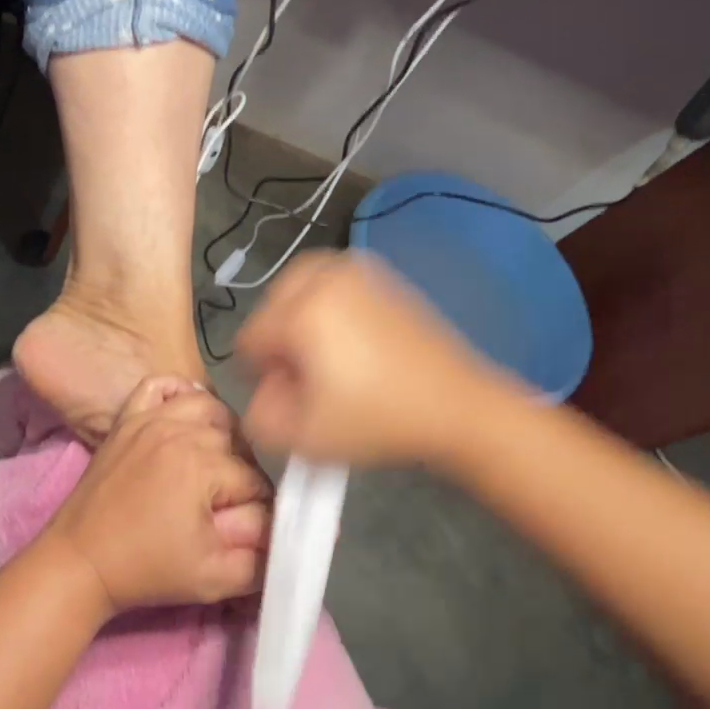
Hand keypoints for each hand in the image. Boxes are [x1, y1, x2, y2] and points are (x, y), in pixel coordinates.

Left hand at [40, 377, 271, 611]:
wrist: (81, 561)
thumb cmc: (148, 571)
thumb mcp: (216, 578)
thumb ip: (264, 559)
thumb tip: (297, 535)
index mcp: (201, 465)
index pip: (256, 479)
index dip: (260, 507)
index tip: (249, 529)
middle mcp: (179, 430)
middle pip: (236, 441)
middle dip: (241, 472)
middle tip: (229, 505)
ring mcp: (149, 419)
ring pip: (207, 408)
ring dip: (220, 432)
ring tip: (214, 465)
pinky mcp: (127, 419)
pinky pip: (159, 386)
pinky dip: (179, 394)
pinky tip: (185, 419)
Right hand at [236, 251, 522, 465]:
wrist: (458, 406)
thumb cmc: (379, 420)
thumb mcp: (306, 437)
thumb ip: (259, 416)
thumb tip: (259, 392)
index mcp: (301, 309)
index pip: (251, 337)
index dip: (260, 372)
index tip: (288, 395)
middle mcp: (324, 276)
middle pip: (272, 305)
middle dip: (280, 338)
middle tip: (305, 374)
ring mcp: (356, 271)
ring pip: (300, 288)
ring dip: (300, 317)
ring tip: (322, 353)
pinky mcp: (381, 276)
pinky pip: (332, 283)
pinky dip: (327, 305)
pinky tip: (347, 340)